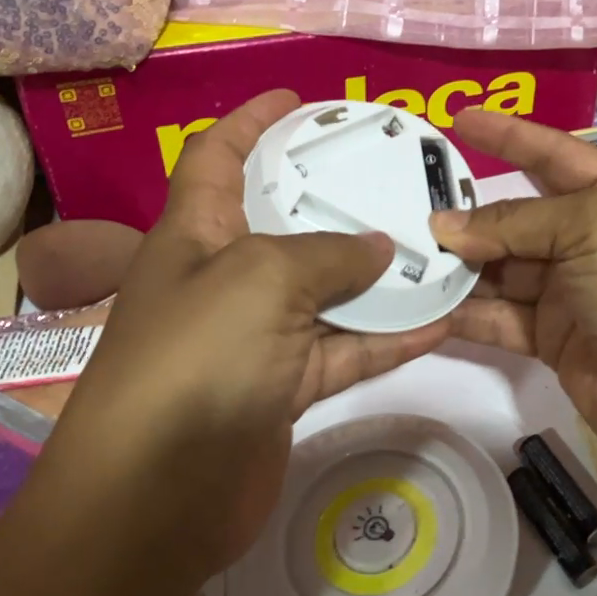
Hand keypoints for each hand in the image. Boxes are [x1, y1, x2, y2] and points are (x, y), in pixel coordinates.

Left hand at [52, 90, 450, 564]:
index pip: (216, 157)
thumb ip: (329, 255)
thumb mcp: (263, 279)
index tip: (297, 99)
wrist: (156, 496)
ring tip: (436, 248)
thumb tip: (381, 248)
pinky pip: (344, 349)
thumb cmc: (196, 357)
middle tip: (391, 176)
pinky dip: (387, 336)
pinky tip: (439, 320)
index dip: (250, 121)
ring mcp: (255, 337)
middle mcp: (223, 278)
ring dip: (378, 276)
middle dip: (332, 198)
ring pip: (325, 291)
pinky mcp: (284, 388)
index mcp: (194, 234)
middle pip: (282, 223)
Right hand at [430, 110, 596, 454]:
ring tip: (409, 257)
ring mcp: (571, 291)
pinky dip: (465, 312)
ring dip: (460, 266)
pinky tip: (424, 306)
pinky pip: (500, 316)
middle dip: (471, 214)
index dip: (509, 135)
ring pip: (502, 269)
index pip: (555, 154)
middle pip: (519, 217)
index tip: (458, 119)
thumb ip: (515, 222)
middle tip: (412, 207)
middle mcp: (592, 240)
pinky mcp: (551, 337)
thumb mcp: (592, 228)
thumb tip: (446, 227)